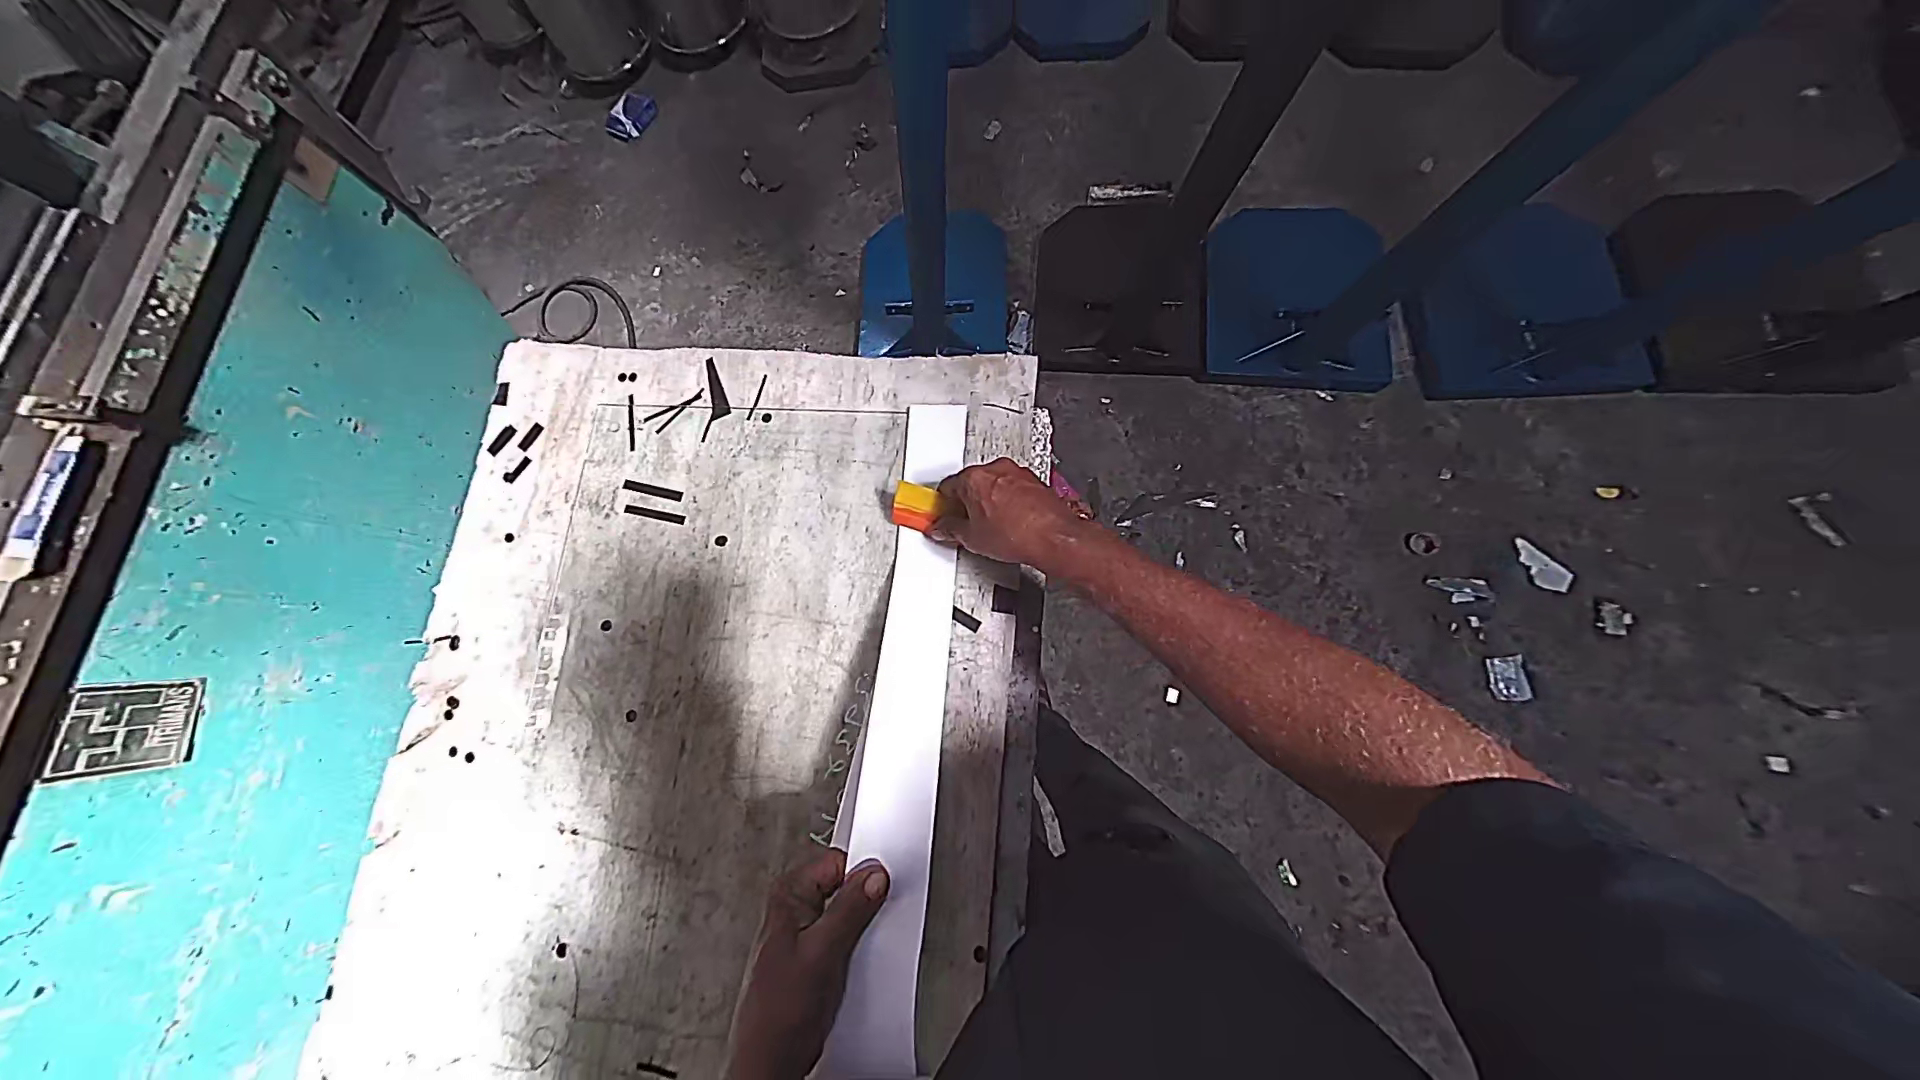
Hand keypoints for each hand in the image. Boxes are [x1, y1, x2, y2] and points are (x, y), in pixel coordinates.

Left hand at [723, 849, 889, 1079]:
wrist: (769, 1067)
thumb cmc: (778, 1015)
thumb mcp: (822, 953)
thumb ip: (850, 909)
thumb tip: (874, 876)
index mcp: (788, 895)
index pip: (837, 862)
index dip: (862, 875)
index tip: (880, 889)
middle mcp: (793, 909)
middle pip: (844, 887)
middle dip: (862, 904)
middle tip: (868, 925)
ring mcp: (803, 934)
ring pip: (847, 914)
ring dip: (860, 930)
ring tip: (856, 953)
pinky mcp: (814, 957)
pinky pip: (844, 938)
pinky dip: (856, 948)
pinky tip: (855, 966)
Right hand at [932, 458, 1098, 571]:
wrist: (1055, 538)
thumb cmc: (1020, 534)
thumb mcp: (972, 539)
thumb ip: (951, 530)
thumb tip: (944, 528)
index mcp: (973, 478)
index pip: (946, 488)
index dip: (942, 506)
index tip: (942, 517)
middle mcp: (995, 469)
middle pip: (970, 484)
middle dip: (965, 503)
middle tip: (964, 525)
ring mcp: (1017, 474)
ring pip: (992, 485)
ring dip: (987, 502)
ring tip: (990, 528)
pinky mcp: (1034, 482)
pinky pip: (1012, 489)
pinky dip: (1007, 502)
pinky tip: (1009, 524)